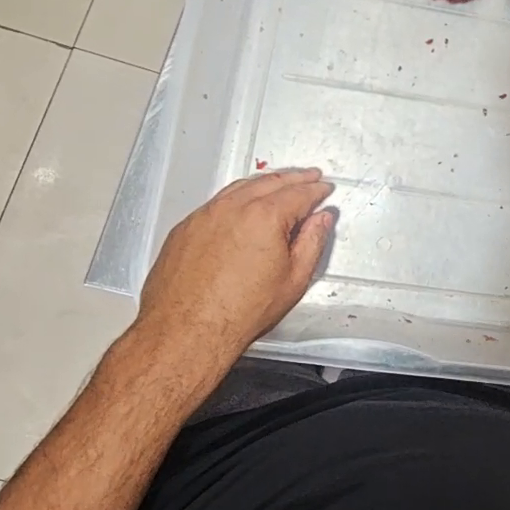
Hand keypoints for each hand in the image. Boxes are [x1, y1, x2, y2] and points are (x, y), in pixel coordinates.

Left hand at [131, 169, 335, 378]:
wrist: (185, 332)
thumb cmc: (236, 313)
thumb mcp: (293, 280)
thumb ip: (312, 242)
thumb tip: (321, 220)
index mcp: (265, 217)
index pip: (299, 193)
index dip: (317, 190)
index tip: (324, 189)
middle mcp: (233, 208)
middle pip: (271, 181)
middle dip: (295, 178)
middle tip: (309, 177)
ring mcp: (205, 215)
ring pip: (241, 186)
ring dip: (265, 182)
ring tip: (280, 183)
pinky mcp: (186, 227)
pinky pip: (217, 201)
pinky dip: (237, 195)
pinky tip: (243, 203)